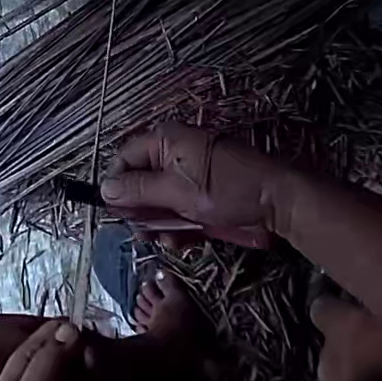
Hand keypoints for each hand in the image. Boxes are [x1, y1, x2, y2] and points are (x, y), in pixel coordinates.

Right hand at [99, 123, 288, 247]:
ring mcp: (187, 173)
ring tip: (170, 239)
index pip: (124, 160)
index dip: (117, 187)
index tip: (118, 213)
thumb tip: (104, 189)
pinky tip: (183, 239)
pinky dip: (177, 225)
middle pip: (138, 182)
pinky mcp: (200, 192)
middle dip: (142, 211)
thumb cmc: (226, 189)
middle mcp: (172, 153)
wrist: (277, 201)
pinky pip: (177, 207)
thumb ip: (137, 191)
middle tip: (147, 232)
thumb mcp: (177, 191)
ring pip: (157, 201)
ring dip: (160, 224)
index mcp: (164, 141)